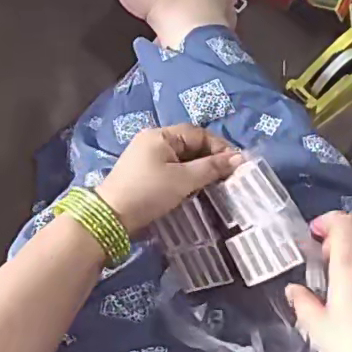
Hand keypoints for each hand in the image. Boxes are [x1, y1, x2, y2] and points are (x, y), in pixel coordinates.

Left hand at [96, 125, 242, 233]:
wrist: (112, 217)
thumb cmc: (148, 193)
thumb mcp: (183, 179)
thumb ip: (211, 168)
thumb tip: (240, 158)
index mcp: (160, 135)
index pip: (198, 134)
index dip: (219, 148)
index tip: (236, 166)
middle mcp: (153, 141)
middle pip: (190, 145)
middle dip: (210, 160)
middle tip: (228, 178)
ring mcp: (147, 158)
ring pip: (182, 160)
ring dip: (199, 171)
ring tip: (215, 186)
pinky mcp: (144, 175)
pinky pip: (172, 170)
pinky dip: (185, 178)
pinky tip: (195, 191)